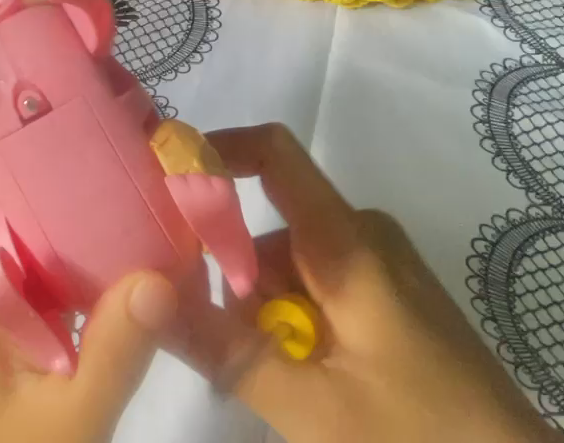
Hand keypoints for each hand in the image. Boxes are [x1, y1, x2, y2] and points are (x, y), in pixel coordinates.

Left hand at [0, 122, 178, 442]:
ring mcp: (4, 291)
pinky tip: (116, 199)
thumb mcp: (66, 422)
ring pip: (17, 210)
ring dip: (41, 163)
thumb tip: (158, 272)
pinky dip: (70, 214)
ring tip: (90, 113)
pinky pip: (47, 247)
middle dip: (3, 121)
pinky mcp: (30, 312)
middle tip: (50, 67)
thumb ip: (111, 355)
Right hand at [168, 124, 563, 442]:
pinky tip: (297, 381)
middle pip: (265, 229)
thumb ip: (222, 349)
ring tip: (265, 385)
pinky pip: (315, 286)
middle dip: (231, 283)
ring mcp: (378, 267)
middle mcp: (361, 236)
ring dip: (261, 316)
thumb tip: (141, 296)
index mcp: (347, 243)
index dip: (214, 149)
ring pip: (285, 266)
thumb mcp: (312, 407)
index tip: (160, 176)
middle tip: (212, 350)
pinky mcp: (388, 297)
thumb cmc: (423, 441)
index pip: (274, 154)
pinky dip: (291, 326)